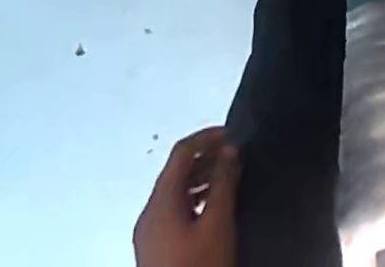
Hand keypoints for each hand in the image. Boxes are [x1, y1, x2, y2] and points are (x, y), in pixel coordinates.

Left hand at [133, 127, 239, 266]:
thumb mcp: (218, 222)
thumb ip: (223, 181)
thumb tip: (228, 149)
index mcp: (160, 202)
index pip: (180, 153)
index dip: (207, 137)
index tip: (233, 135)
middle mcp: (149, 213)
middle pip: (175, 171)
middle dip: (206, 157)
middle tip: (235, 155)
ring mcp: (149, 234)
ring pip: (175, 192)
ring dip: (201, 177)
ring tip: (230, 177)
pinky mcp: (154, 250)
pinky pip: (173, 210)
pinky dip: (194, 198)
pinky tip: (214, 207)